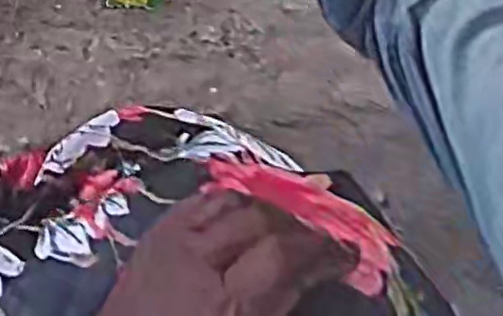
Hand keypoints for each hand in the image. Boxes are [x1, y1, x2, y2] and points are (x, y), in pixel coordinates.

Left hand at [99, 191, 355, 315]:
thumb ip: (276, 308)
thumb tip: (308, 282)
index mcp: (230, 307)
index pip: (284, 258)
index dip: (320, 250)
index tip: (347, 250)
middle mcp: (201, 261)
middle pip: (259, 221)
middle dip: (296, 222)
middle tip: (322, 231)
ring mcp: (174, 240)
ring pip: (228, 201)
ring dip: (263, 204)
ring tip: (287, 217)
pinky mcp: (156, 232)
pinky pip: (197, 201)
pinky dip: (226, 198)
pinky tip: (242, 207)